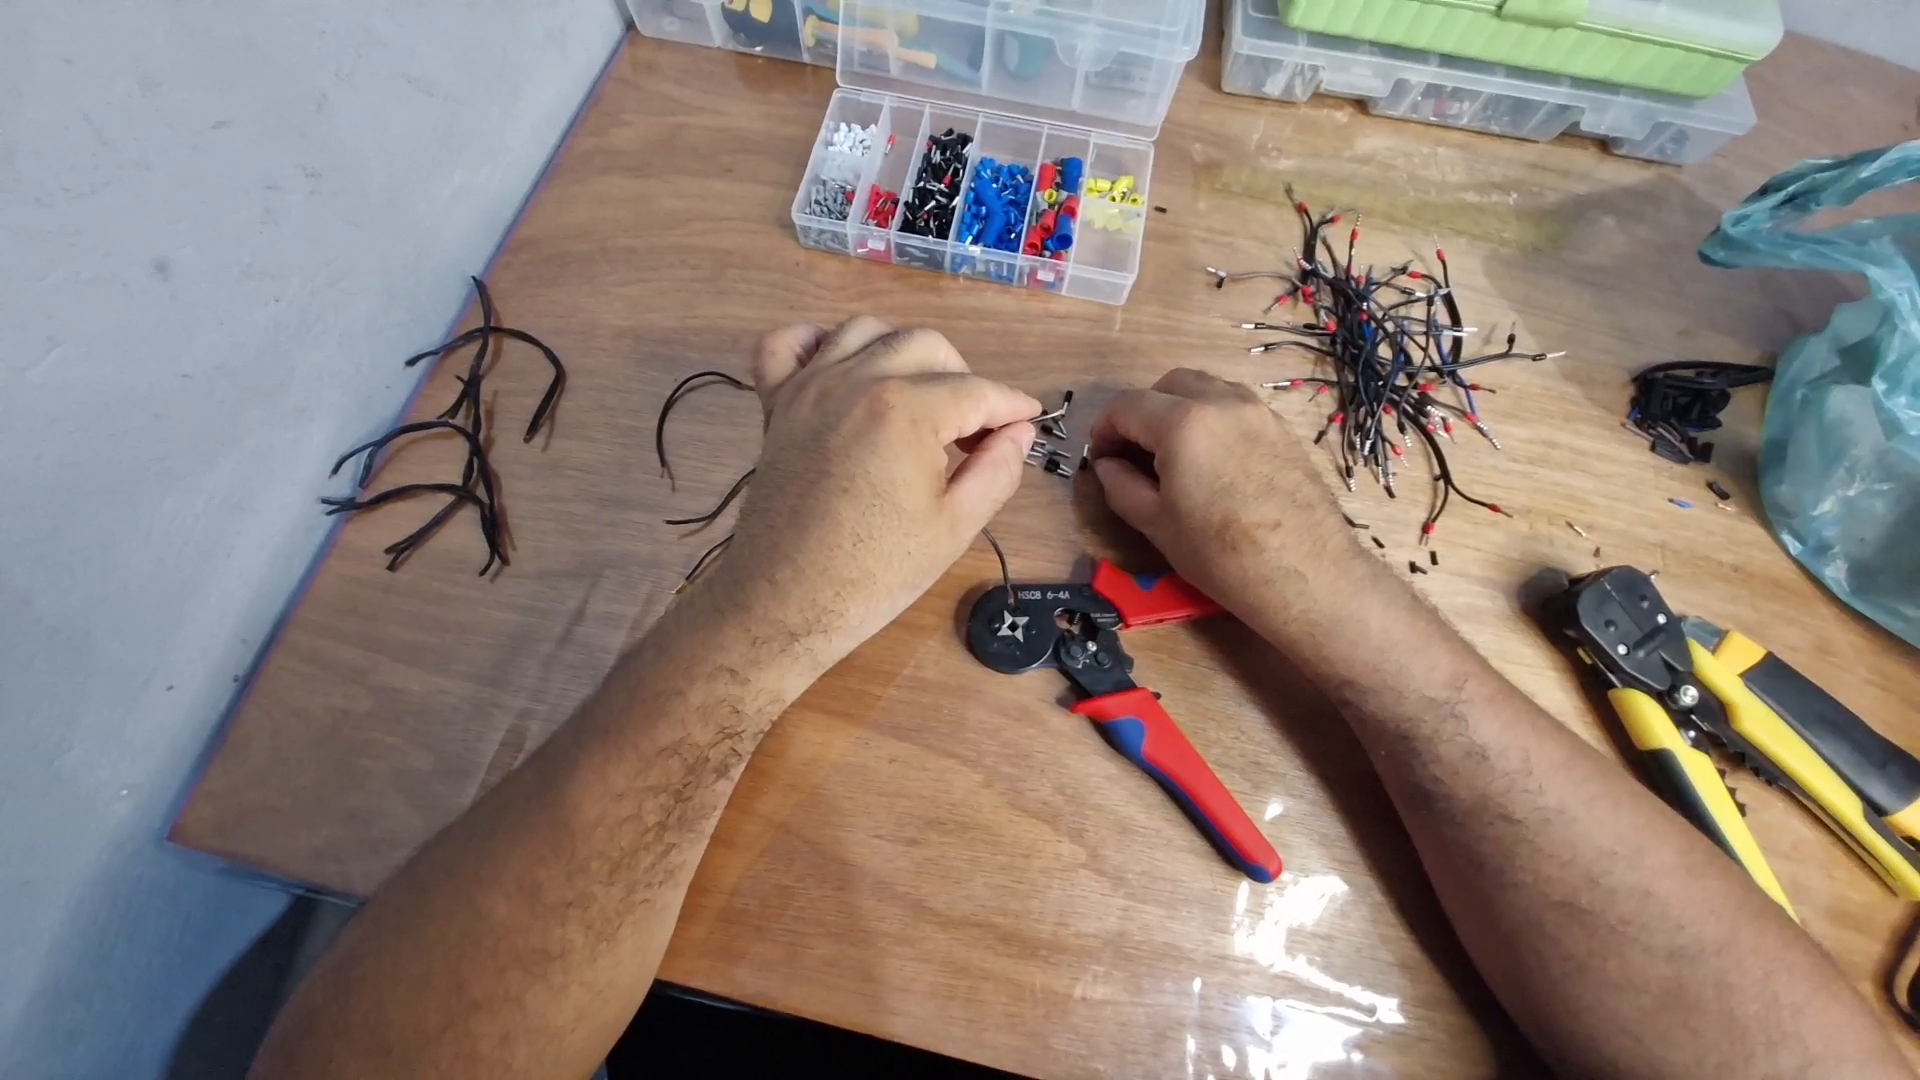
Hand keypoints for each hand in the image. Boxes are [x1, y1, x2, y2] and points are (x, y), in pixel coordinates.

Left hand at [694, 317, 1039, 675]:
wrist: (785, 602)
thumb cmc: (875, 573)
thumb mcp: (955, 528)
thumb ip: (998, 470)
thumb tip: (1019, 431)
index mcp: (906, 410)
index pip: (977, 390)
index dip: (1011, 405)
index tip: (1027, 420)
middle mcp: (856, 380)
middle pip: (927, 345)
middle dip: (963, 379)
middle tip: (973, 430)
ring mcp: (809, 386)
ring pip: (866, 331)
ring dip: (903, 353)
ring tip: (919, 399)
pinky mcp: (776, 403)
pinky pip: (787, 344)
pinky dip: (816, 343)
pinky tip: (841, 369)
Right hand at [1089, 368, 1379, 645]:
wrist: (1307, 575)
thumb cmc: (1220, 555)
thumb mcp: (1156, 524)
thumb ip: (1121, 485)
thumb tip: (1106, 465)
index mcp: (1182, 423)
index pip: (1126, 405)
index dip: (1102, 430)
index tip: (1100, 460)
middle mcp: (1222, 402)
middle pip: (1167, 385)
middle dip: (1141, 413)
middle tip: (1134, 455)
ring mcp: (1258, 412)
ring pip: (1205, 389)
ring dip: (1177, 410)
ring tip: (1172, 456)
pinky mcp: (1282, 428)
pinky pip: (1234, 406)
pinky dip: (1210, 419)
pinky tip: (1210, 462)